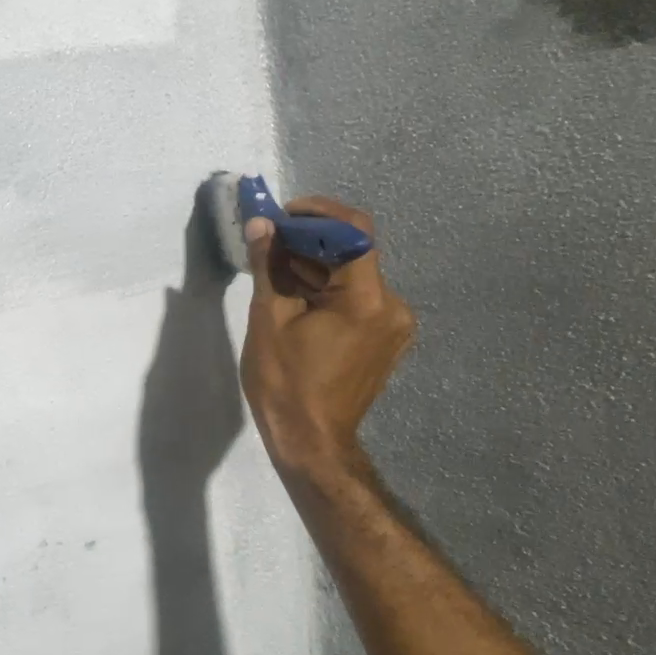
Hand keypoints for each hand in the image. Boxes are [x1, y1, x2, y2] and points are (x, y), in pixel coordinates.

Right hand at [240, 197, 414, 477]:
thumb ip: (269, 266)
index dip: (318, 213)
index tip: (283, 215)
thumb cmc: (285, 382)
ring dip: (316, 265)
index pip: (354, 231)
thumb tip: (262, 224)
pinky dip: (327, 288)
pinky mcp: (386, 338)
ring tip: (274, 272)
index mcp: (366, 300)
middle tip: (268, 243)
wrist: (311, 441)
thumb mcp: (268, 319)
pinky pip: (357, 298)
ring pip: (353, 275)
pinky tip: (295, 298)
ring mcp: (393, 324)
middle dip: (310, 241)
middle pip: (353, 252)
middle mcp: (391, 306)